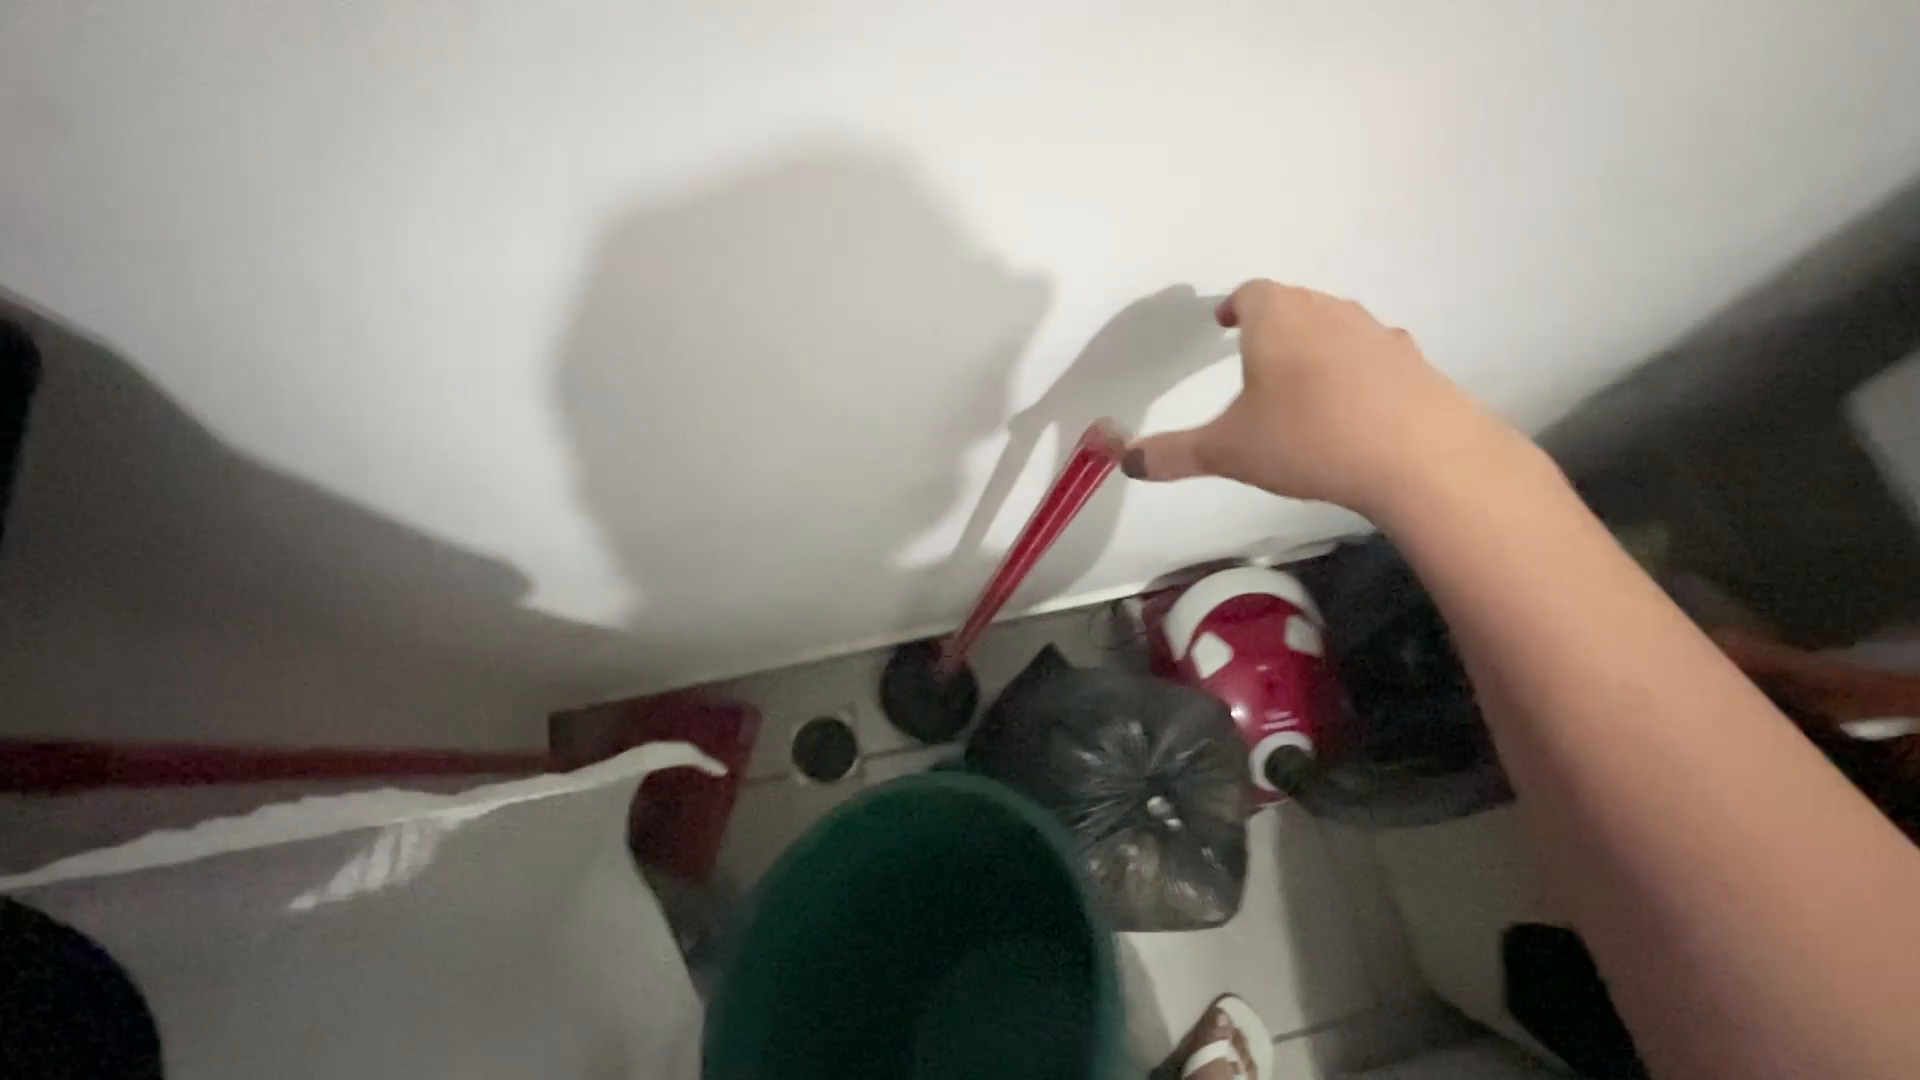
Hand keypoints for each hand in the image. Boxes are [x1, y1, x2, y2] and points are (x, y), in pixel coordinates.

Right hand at [1122, 280, 1530, 517]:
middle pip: (1295, 303)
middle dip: (1272, 324)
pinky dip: (1353, 371)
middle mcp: (1328, 312)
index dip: (1234, 305)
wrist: (1418, 455)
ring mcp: (1376, 334)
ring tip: (1299, 383)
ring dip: (1314, 345)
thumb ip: (1173, 454)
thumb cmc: (1306, 439)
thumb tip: (1127, 461)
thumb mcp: (1227, 452)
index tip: (1225, 322)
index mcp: (1278, 318)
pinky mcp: (1412, 363)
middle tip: (1254, 354)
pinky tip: (1349, 407)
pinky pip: (1371, 356)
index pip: (1251, 292)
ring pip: (1335, 327)